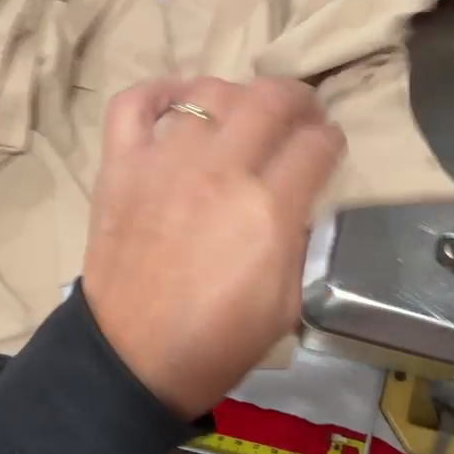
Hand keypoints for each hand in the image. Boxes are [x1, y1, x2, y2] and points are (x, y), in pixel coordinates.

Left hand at [81, 76, 345, 419]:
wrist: (136, 362)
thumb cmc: (219, 344)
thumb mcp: (285, 305)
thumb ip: (296, 242)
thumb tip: (296, 203)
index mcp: (268, 210)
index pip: (315, 146)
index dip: (332, 142)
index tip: (332, 148)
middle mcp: (220, 170)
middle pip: (270, 100)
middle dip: (300, 100)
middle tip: (304, 115)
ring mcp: (164, 162)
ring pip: (209, 92)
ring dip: (238, 96)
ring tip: (244, 115)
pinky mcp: (121, 166)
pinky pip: (135, 103)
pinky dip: (159, 92)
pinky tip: (178, 101)